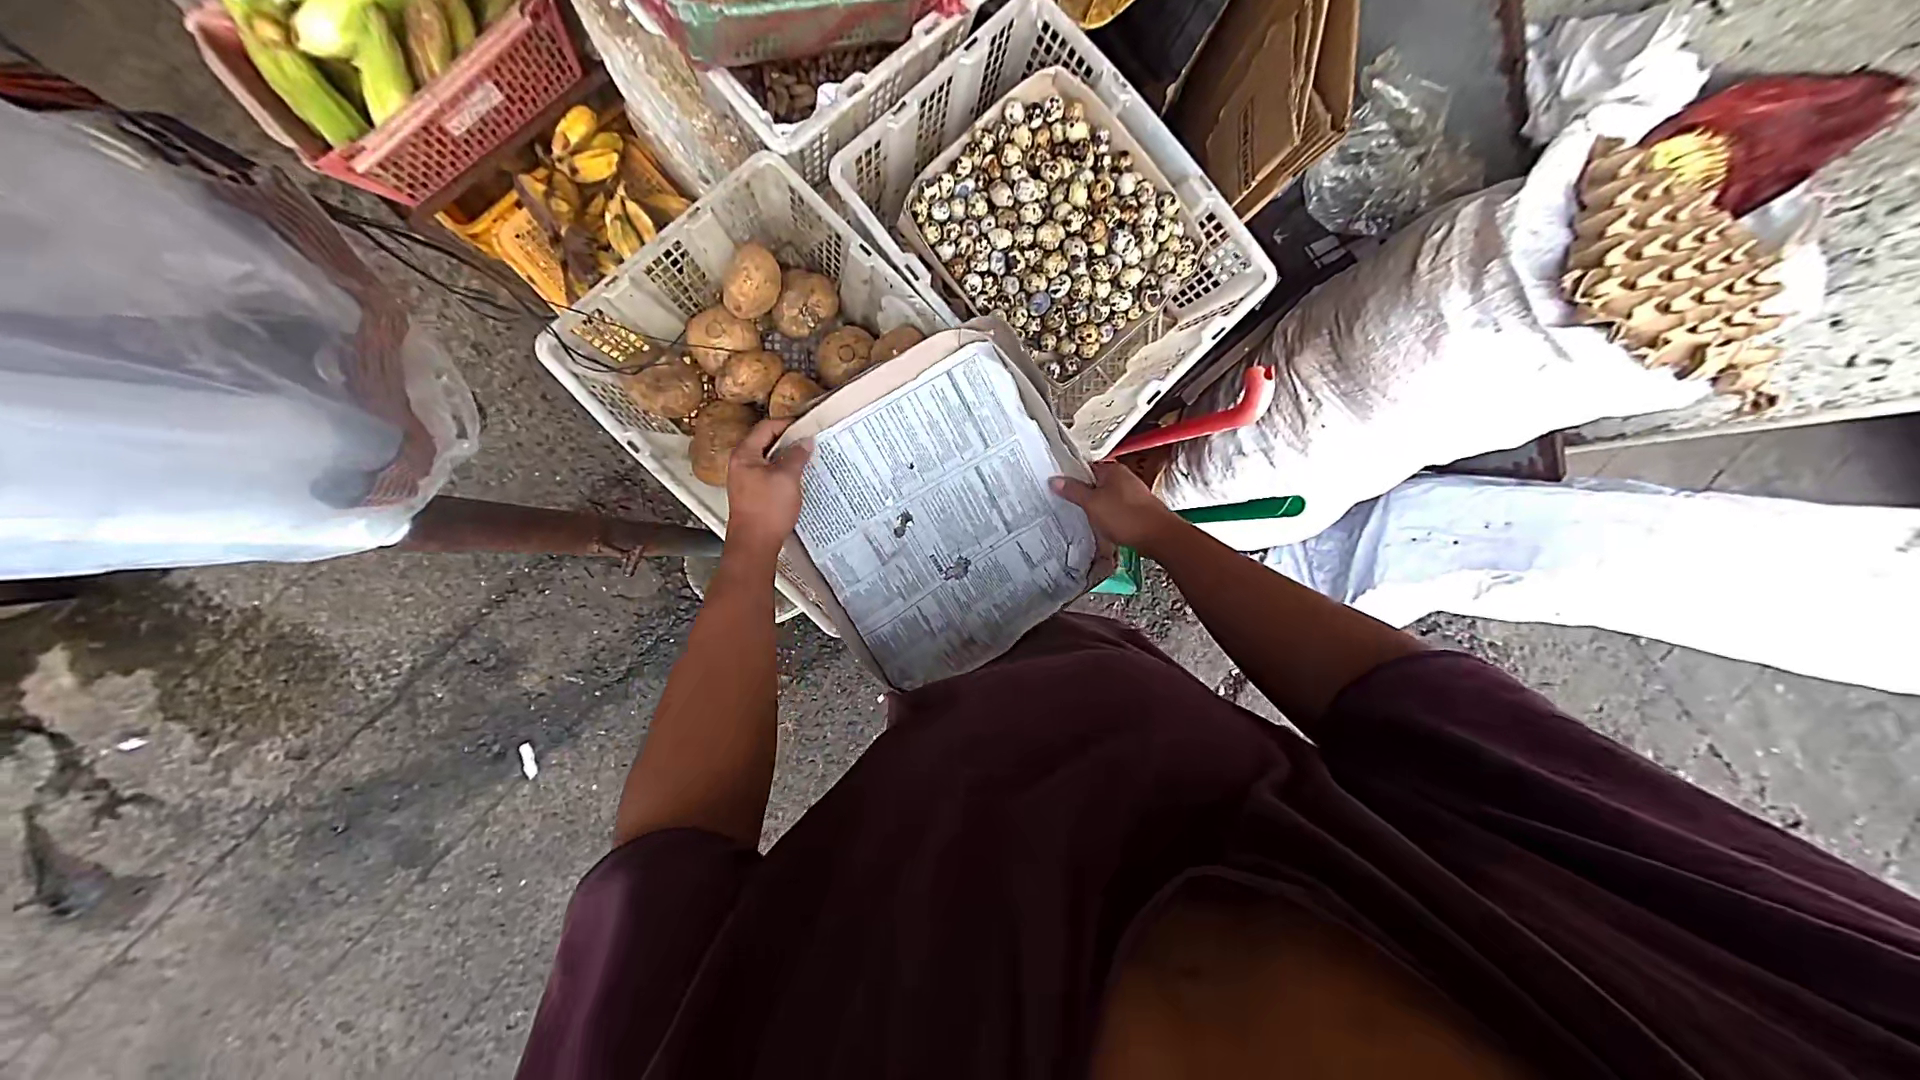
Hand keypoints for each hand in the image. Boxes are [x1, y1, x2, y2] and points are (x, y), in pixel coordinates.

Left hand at [724, 418, 810, 557]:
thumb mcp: (787, 478)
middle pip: (766, 442)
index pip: (766, 427)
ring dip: (786, 457)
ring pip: (768, 459)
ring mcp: (745, 480)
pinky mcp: (752, 493)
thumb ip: (797, 455)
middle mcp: (741, 464)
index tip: (805, 428)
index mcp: (744, 455)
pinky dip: (782, 472)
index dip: (787, 425)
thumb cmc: (766, 511)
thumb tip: (805, 442)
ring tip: (806, 459)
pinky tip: (797, 478)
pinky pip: (769, 474)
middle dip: (788, 441)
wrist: (754, 543)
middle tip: (808, 442)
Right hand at [1051, 460, 1184, 557]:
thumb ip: (1073, 491)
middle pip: (1096, 483)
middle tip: (1068, 504)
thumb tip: (1055, 480)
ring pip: (1106, 497)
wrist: (1158, 537)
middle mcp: (1124, 478)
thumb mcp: (1092, 503)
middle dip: (1083, 494)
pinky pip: (1116, 510)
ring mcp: (1133, 494)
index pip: (1085, 467)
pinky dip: (1107, 516)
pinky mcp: (1137, 510)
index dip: (1071, 477)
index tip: (1059, 487)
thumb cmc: (1126, 517)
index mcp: (1112, 470)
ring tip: (1084, 517)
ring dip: (1095, 507)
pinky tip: (1102, 527)